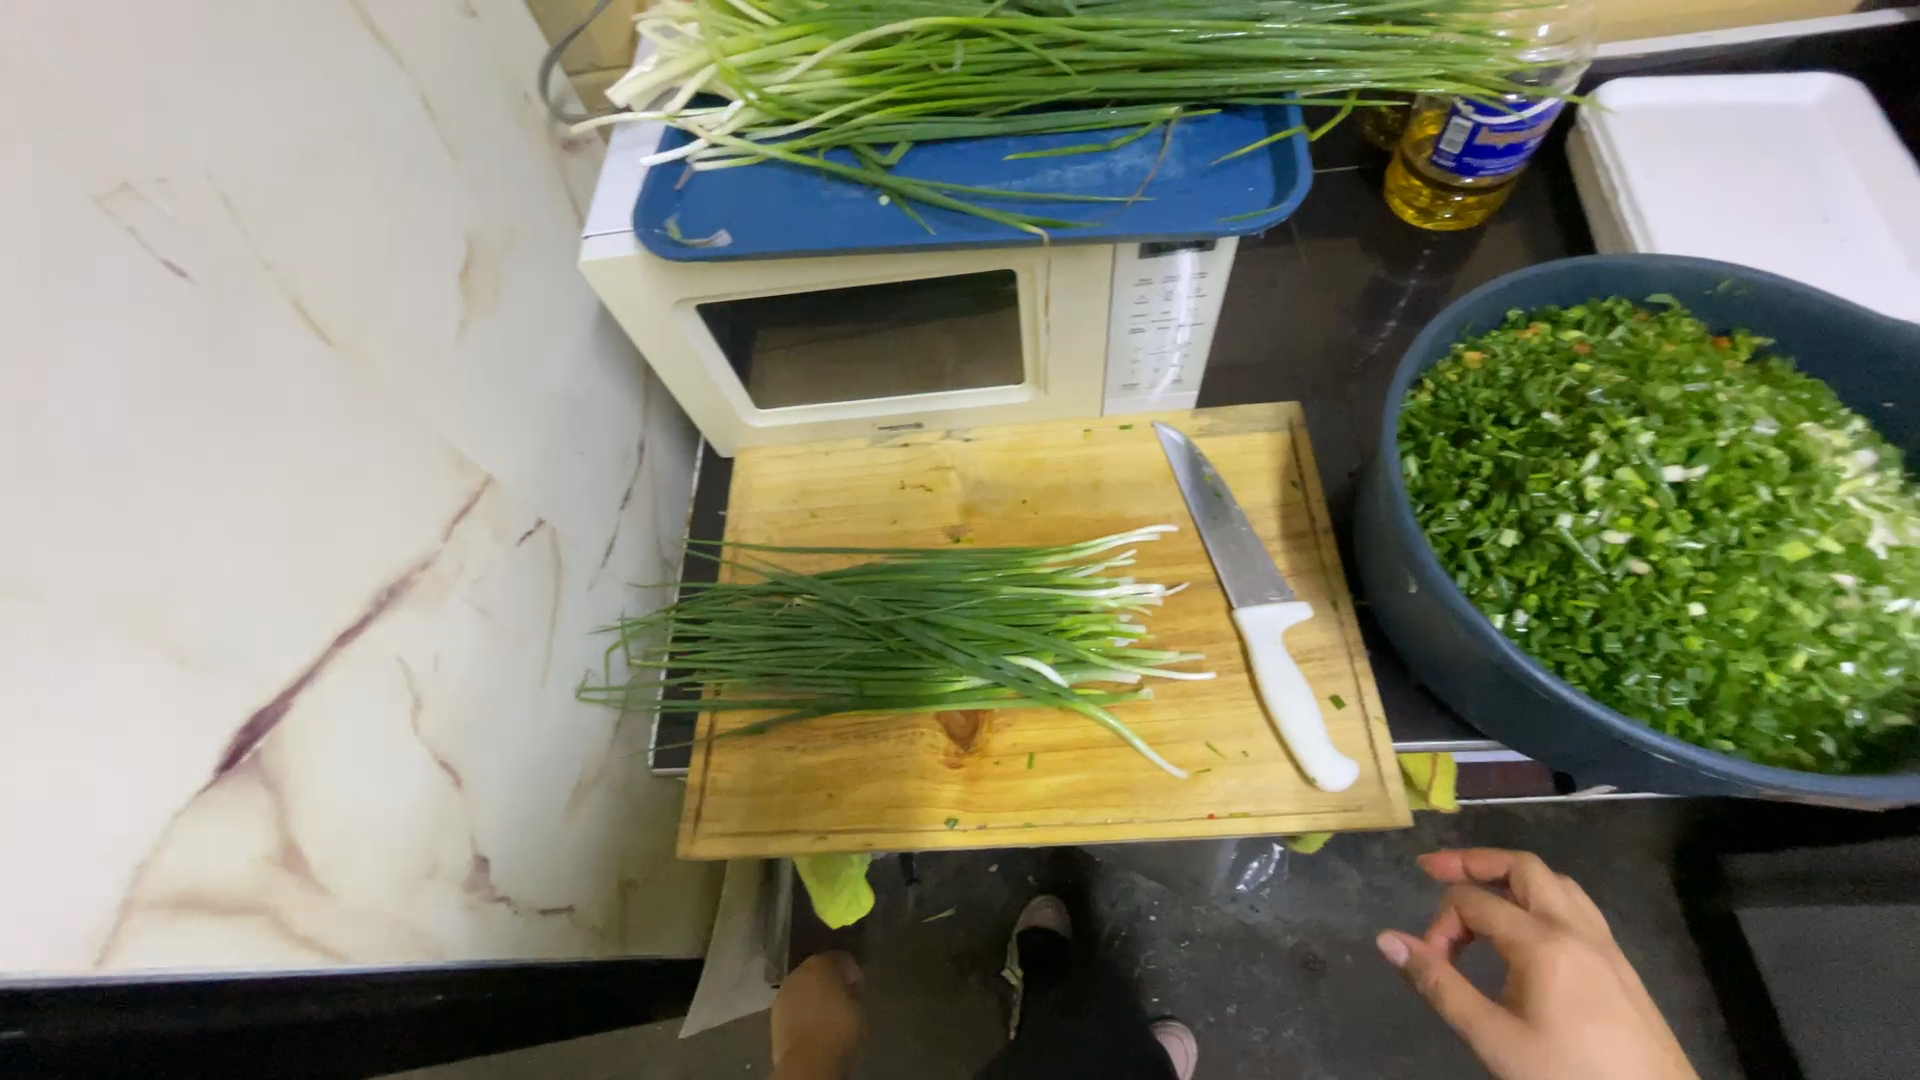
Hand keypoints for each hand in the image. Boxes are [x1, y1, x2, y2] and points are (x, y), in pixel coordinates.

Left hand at [771, 951, 864, 1079]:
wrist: (809, 1061)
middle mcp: (798, 972)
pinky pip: (793, 1008)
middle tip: (843, 998)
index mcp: (821, 962)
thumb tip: (848, 990)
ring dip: (814, 997)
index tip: (859, 987)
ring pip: (802, 989)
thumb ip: (851, 991)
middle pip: (818, 971)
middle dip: (830, 982)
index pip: (841, 958)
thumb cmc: (840, 1027)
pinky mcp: (773, 1017)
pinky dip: (802, 1013)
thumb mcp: (858, 1006)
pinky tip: (812, 1026)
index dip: (853, 971)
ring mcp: (783, 994)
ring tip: (826, 1015)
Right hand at [1376, 849, 1698, 1079]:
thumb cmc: (1571, 1079)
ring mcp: (1606, 947)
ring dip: (1511, 878)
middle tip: (1433, 870)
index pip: (1471, 902)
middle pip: (1521, 867)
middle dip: (1472, 862)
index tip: (1431, 961)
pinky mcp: (1622, 968)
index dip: (1440, 924)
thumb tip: (1387, 938)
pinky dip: (1541, 898)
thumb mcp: (1493, 1040)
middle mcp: (1576, 930)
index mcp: (1543, 943)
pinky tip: (1527, 929)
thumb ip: (1438, 984)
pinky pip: (1577, 908)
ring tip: (1480, 894)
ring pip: (1555, 883)